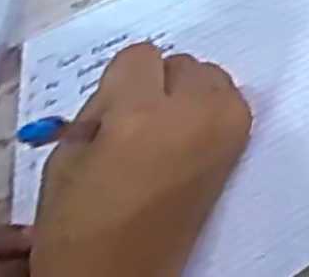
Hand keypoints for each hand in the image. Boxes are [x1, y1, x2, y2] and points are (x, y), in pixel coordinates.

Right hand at [31, 43, 252, 276]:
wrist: (124, 276)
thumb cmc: (83, 225)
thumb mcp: (66, 161)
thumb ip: (99, 108)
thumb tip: (124, 85)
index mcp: (139, 115)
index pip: (139, 55)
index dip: (120, 83)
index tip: (112, 111)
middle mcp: (192, 109)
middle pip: (178, 62)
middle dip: (155, 85)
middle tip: (136, 125)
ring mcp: (225, 119)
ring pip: (207, 73)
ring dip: (187, 92)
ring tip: (165, 133)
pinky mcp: (242, 132)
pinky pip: (227, 94)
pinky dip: (209, 106)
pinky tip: (187, 138)